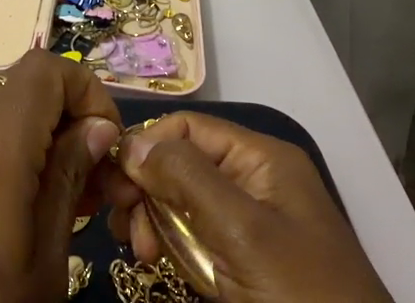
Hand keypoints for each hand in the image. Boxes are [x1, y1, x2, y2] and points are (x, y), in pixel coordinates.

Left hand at [0, 51, 123, 302]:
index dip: (88, 91)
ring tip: (67, 197)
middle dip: (67, 118)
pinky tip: (23, 204)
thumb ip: (69, 180)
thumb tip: (98, 128)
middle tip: (96, 180)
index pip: (45, 69)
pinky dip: (6, 149)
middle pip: (23, 88)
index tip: (110, 144)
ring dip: (39, 135)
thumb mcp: (45, 263)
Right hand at [106, 112, 391, 302]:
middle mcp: (253, 180)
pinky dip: (171, 246)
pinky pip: (194, 236)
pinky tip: (157, 263)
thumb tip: (132, 143)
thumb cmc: (300, 291)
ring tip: (142, 253)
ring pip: (181, 202)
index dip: (147, 147)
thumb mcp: (243, 231)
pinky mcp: (244, 259)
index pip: (187, 128)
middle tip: (123, 227)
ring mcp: (249, 222)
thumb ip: (187, 178)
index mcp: (260, 158)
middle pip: (181, 164)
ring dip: (153, 221)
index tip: (114, 185)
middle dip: (147, 189)